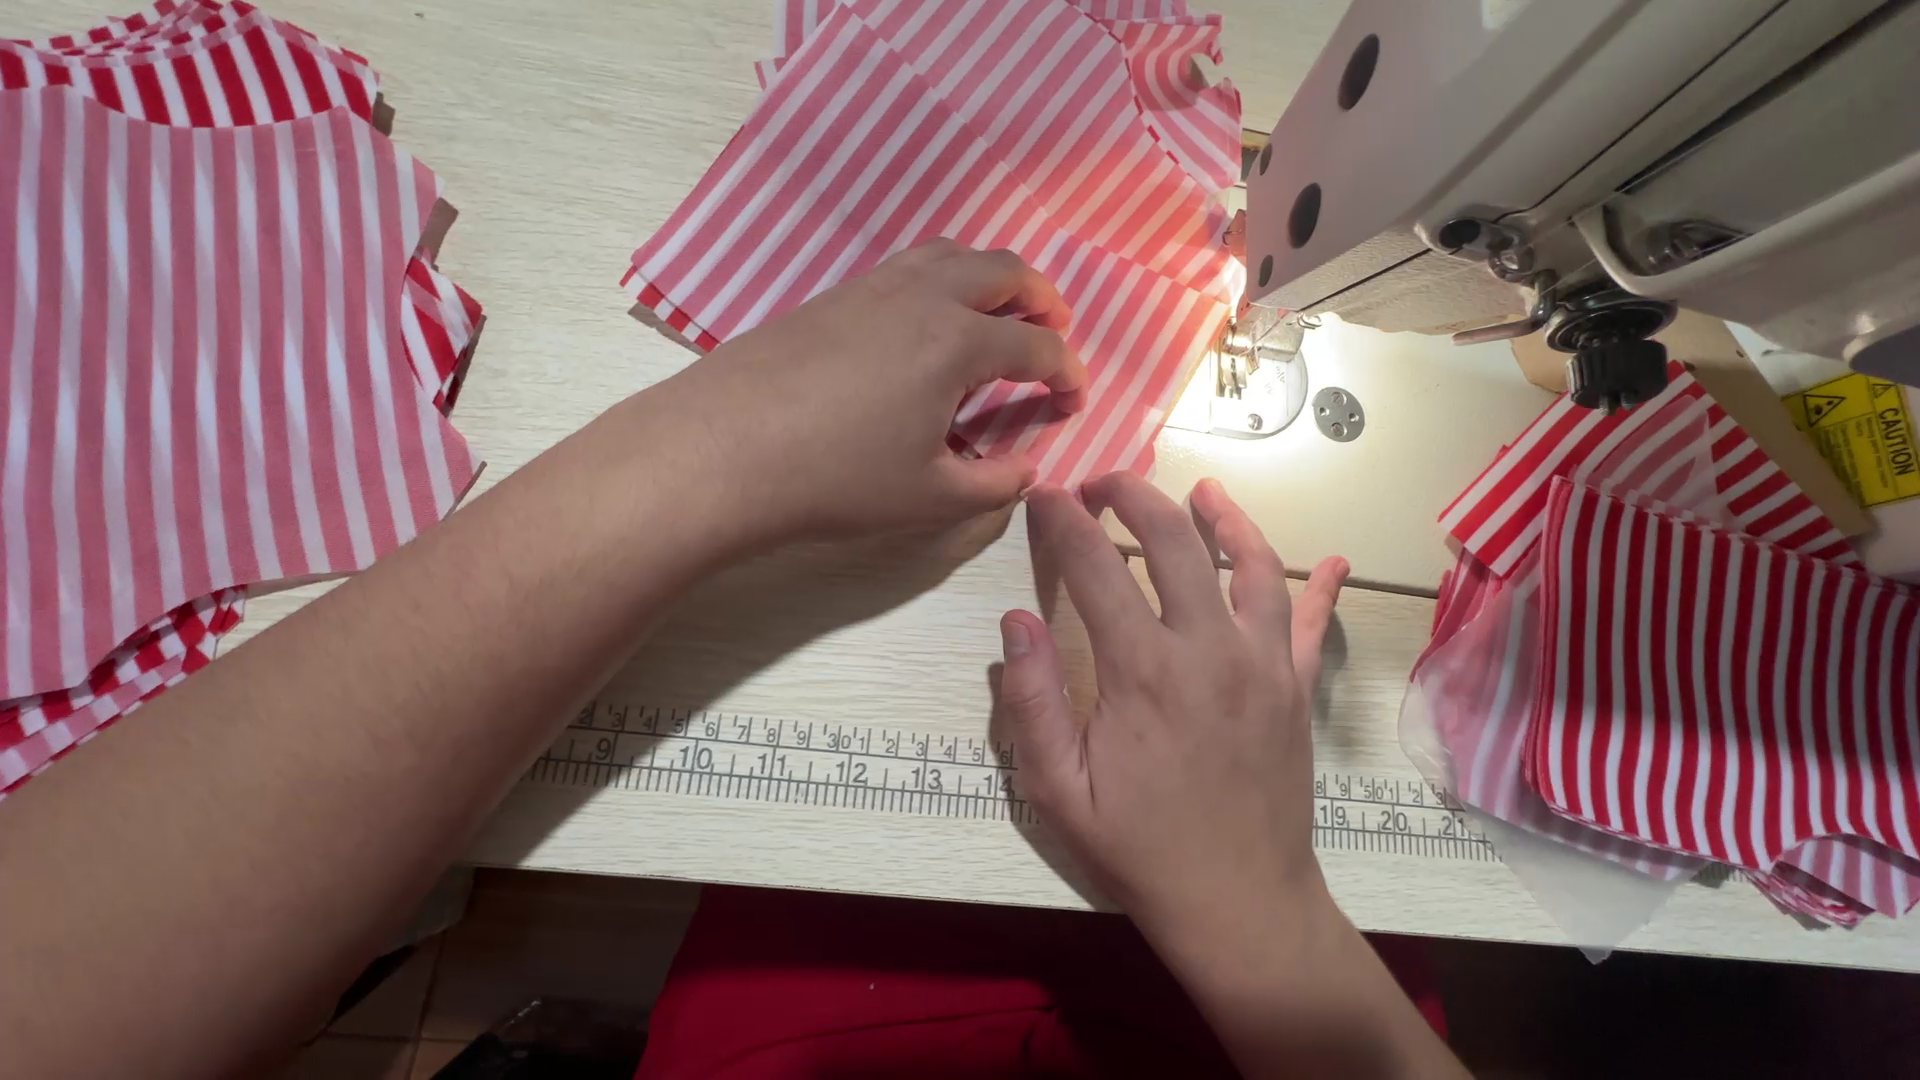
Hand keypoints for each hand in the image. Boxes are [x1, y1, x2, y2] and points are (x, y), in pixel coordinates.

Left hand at [664, 240, 1086, 539]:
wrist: (723, 451)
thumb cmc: (838, 480)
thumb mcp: (931, 498)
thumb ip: (994, 486)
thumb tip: (1026, 470)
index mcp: (958, 342)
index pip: (1036, 346)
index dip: (1066, 371)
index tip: (1075, 394)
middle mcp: (922, 296)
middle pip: (1001, 270)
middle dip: (1040, 297)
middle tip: (1052, 328)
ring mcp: (871, 287)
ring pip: (948, 254)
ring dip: (987, 276)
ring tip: (994, 312)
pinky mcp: (830, 295)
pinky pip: (903, 268)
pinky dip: (937, 281)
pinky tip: (922, 323)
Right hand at [998, 474, 1348, 945]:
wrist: (1239, 905)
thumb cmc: (1138, 848)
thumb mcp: (1058, 790)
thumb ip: (1032, 701)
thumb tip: (1016, 620)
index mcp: (1143, 671)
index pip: (1097, 567)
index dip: (1065, 522)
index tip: (1046, 494)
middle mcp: (1209, 651)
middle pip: (1175, 542)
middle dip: (1134, 496)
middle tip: (1103, 483)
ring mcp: (1264, 667)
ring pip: (1253, 566)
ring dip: (1227, 518)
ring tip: (1204, 491)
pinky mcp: (1296, 690)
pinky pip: (1314, 625)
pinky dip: (1322, 587)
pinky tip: (1333, 560)